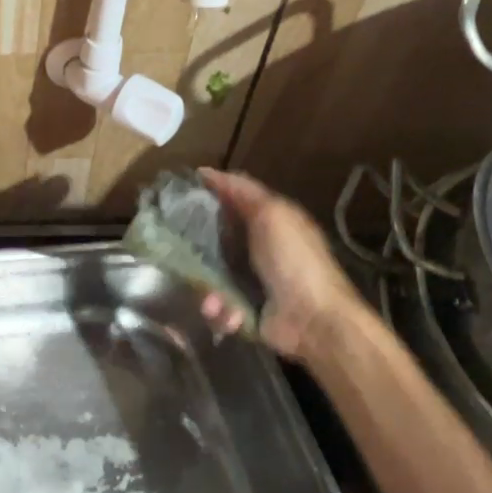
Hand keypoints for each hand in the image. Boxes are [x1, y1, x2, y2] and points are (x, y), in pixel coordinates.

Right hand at [196, 168, 368, 361]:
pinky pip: (220, 306)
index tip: (176, 196)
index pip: (232, 201)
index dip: (207, 197)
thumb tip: (206, 172)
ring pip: (212, 276)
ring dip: (210, 290)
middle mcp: (259, 248)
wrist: (314, 320)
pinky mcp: (245, 310)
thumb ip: (241, 191)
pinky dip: (223, 311)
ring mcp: (252, 280)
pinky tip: (231, 314)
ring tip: (215, 299)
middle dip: (197, 251)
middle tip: (177, 252)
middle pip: (215, 240)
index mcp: (270, 221)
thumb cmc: (294, 260)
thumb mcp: (272, 214)